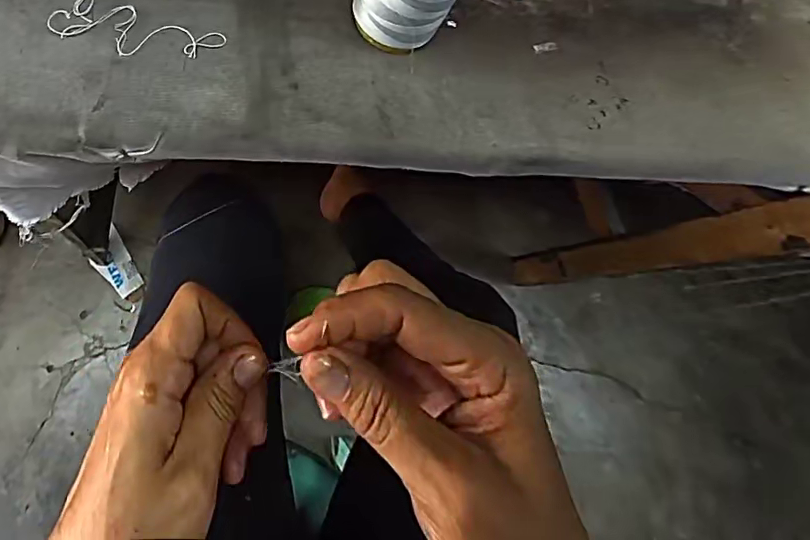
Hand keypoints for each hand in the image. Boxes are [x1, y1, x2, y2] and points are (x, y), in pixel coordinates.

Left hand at [53, 283, 268, 539]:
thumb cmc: (128, 534)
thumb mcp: (193, 469)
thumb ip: (222, 401)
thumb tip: (248, 357)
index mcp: (149, 375)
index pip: (196, 302)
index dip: (233, 327)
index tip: (251, 369)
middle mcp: (140, 376)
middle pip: (207, 337)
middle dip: (238, 376)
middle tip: (247, 424)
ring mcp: (141, 396)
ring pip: (203, 368)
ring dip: (230, 404)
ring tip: (234, 452)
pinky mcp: (144, 418)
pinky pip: (190, 396)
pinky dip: (213, 421)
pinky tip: (218, 458)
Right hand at [286, 261, 587, 539]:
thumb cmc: (509, 533)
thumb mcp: (446, 481)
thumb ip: (382, 416)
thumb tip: (319, 362)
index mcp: (487, 355)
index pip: (406, 307)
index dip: (348, 314)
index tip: (299, 339)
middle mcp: (468, 344)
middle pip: (394, 293)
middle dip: (346, 320)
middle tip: (314, 369)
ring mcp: (450, 362)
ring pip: (381, 318)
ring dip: (345, 344)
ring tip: (327, 398)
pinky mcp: (431, 384)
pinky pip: (381, 354)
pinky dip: (352, 367)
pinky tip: (340, 402)